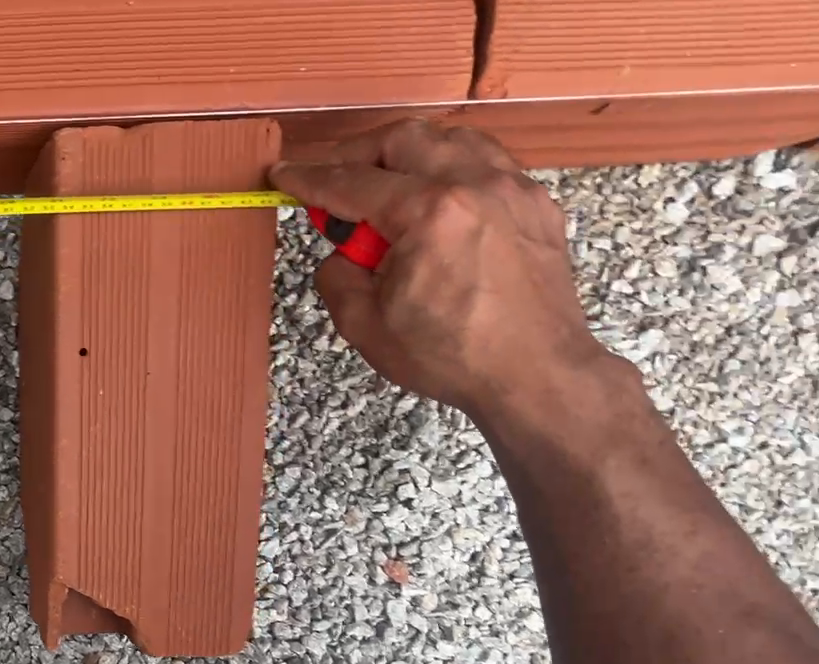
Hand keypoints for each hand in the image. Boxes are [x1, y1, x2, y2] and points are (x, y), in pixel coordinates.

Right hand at [270, 121, 619, 419]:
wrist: (533, 370)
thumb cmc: (449, 354)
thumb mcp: (363, 324)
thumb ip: (337, 276)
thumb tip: (341, 253)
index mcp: (428, 214)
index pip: (352, 183)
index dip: (309, 179)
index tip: (283, 175)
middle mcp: (475, 186)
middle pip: (404, 138)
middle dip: (357, 153)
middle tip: (331, 181)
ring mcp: (512, 190)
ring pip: (450, 139)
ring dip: (406, 154)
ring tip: (382, 189)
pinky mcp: (534, 203)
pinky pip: (485, 162)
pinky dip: (447, 169)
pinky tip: (430, 203)